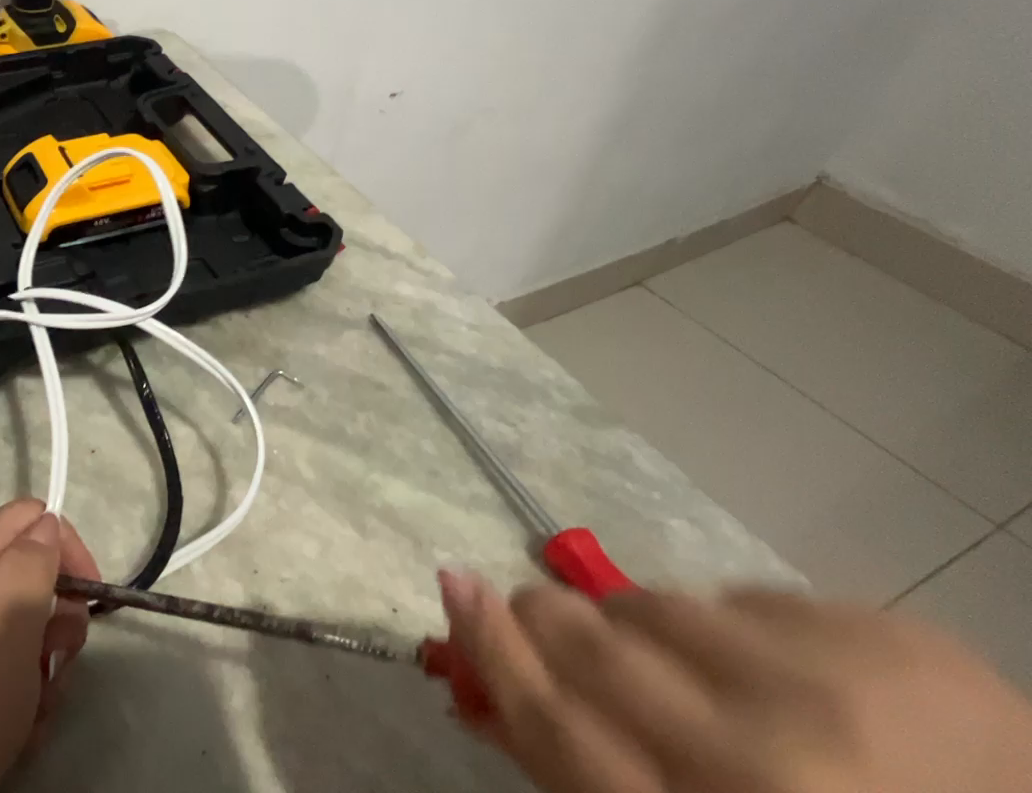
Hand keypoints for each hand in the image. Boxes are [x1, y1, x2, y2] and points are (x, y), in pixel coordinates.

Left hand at [0, 499, 100, 792]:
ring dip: (48, 667)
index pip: (32, 518)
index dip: (67, 550)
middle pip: (36, 577)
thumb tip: (47, 521)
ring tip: (33, 704)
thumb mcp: (9, 633)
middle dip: (61, 620)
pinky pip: (14, 669)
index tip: (86, 596)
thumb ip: (31, 569)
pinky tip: (19, 726)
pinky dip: (27, 696)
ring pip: (32, 630)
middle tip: (55, 656)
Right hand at [439, 570, 1031, 792]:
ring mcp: (841, 695)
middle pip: (592, 649)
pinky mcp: (898, 643)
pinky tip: (794, 678)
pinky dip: (743, 630)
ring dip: (650, 628)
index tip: (454, 585)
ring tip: (700, 671)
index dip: (492, 649)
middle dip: (551, 619)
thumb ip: (581, 764)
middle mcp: (766, 767)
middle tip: (545, 612)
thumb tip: (482, 662)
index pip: (554, 726)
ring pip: (659, 604)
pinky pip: (749, 596)